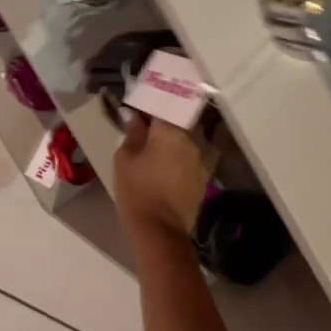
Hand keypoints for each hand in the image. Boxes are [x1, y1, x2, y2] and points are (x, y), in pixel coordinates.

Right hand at [110, 112, 213, 239]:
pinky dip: (187, 150)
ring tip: (163, 137)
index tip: (139, 103)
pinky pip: (198, 153)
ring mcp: (204, 158)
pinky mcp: (206, 175)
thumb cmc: (136, 188)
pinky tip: (173, 156)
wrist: (159, 228)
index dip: (151, 102)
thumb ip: (132, 133)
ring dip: (180, 133)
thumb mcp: (124, 157)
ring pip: (193, 135)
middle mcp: (193, 139)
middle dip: (168, 116)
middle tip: (150, 119)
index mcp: (170, 130)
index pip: (164, 105)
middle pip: (182, 118)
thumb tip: (133, 114)